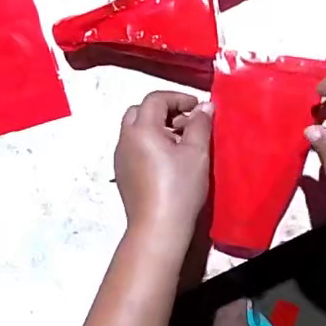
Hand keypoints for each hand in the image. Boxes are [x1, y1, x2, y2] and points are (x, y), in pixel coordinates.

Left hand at [115, 91, 211, 240]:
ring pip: (136, 129)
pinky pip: (135, 147)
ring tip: (181, 142)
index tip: (198, 108)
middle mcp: (125, 139)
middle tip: (187, 122)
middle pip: (140, 111)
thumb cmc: (180, 187)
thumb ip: (200, 124)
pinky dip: (150, 143)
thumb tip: (205, 106)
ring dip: (157, 127)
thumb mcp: (197, 153)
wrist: (158, 226)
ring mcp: (120, 157)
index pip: (156, 99)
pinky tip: (169, 160)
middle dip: (164, 110)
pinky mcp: (123, 173)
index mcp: (141, 129)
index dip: (178, 98)